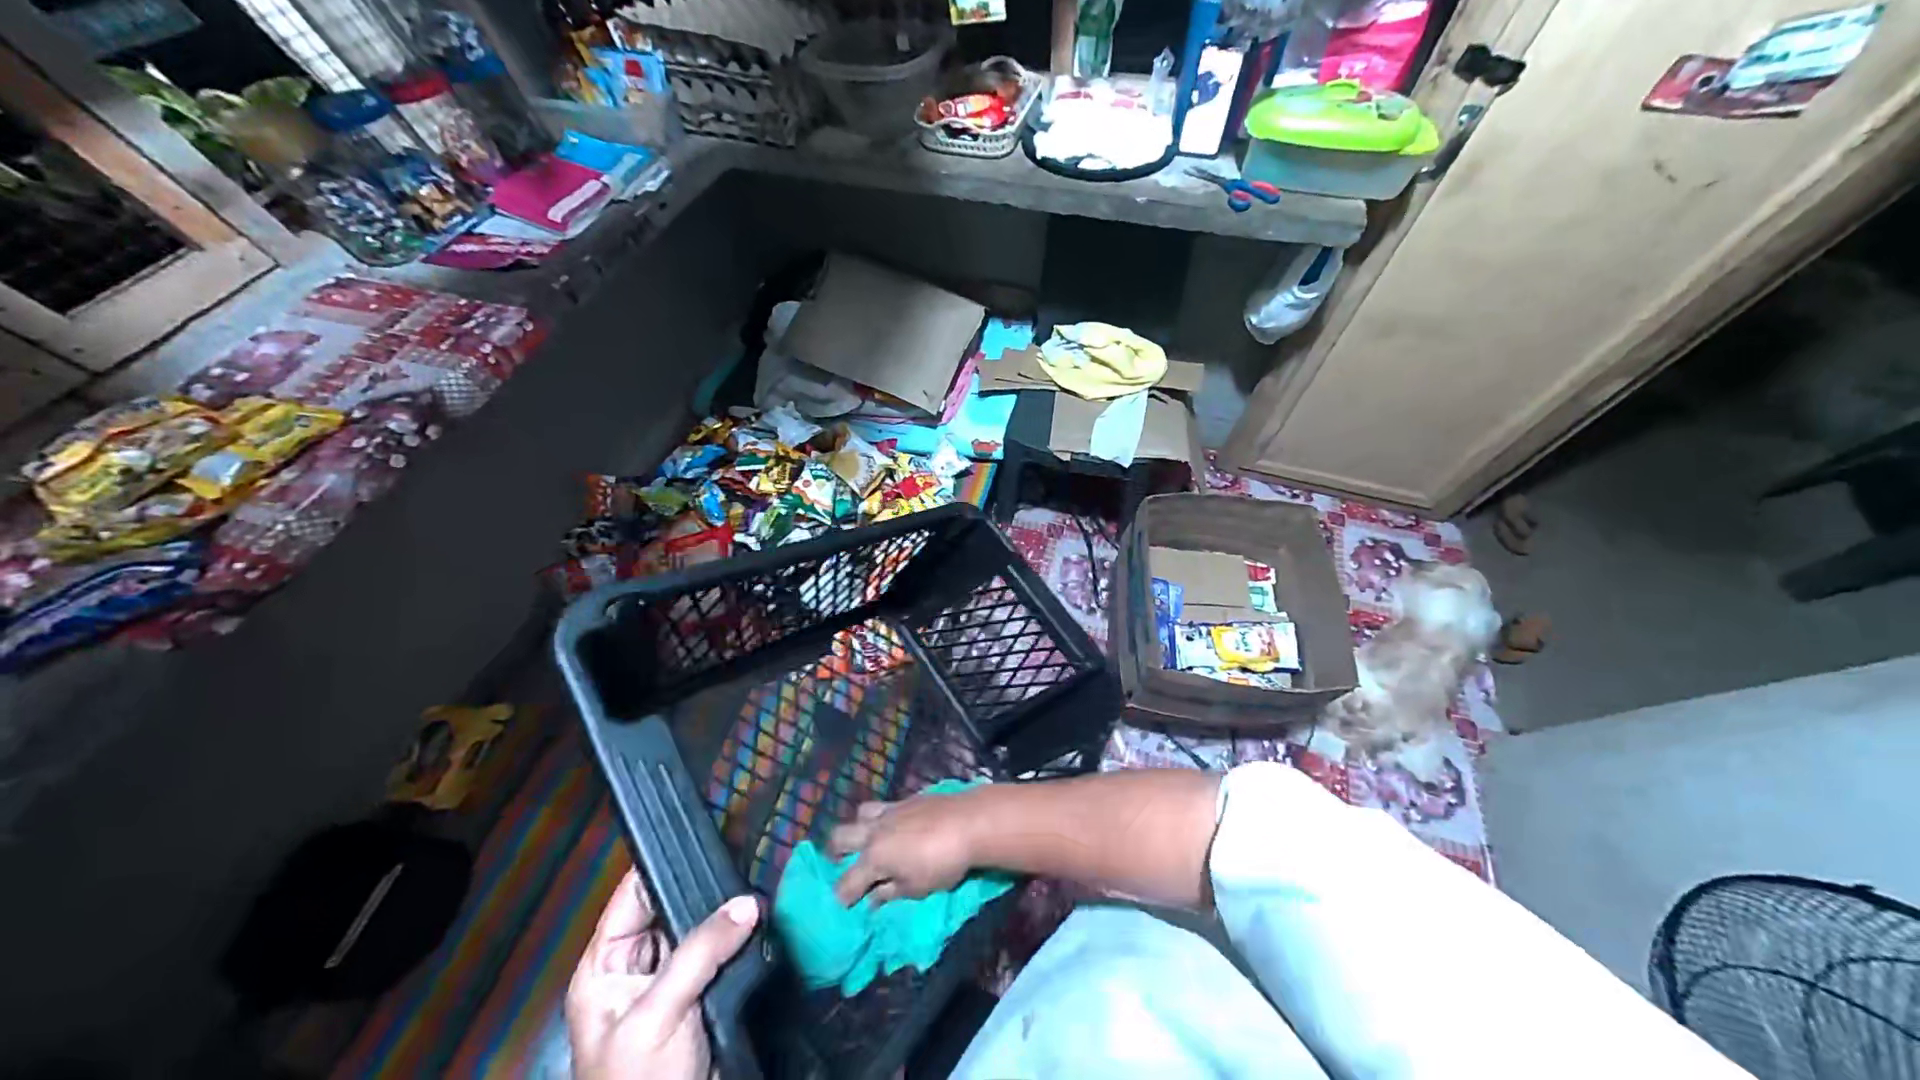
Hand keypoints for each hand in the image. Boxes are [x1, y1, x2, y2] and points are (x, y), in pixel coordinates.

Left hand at [565, 867, 758, 1079]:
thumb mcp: (660, 1014)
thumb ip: (701, 951)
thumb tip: (749, 902)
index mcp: (604, 967)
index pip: (631, 898)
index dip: (664, 866)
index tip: (705, 836)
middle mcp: (634, 969)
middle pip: (670, 910)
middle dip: (704, 888)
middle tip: (744, 857)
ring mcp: (668, 985)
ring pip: (698, 931)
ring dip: (725, 914)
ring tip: (757, 883)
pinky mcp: (700, 1000)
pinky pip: (719, 957)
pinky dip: (737, 940)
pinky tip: (761, 920)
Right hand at [827, 793, 979, 906]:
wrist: (969, 821)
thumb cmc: (942, 862)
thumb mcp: (916, 888)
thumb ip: (889, 893)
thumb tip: (872, 898)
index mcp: (873, 858)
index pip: (846, 883)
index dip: (841, 898)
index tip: (842, 907)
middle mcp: (874, 831)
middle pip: (839, 838)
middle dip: (834, 854)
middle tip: (843, 865)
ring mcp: (889, 811)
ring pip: (859, 814)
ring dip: (857, 828)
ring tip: (867, 840)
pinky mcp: (906, 799)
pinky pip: (883, 806)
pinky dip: (880, 818)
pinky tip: (893, 826)